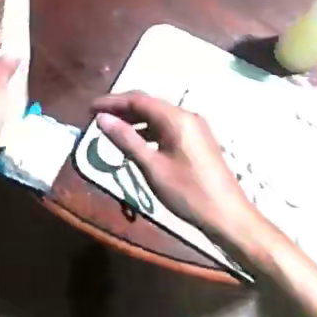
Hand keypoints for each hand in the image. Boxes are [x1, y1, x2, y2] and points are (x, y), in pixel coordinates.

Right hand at [91, 92, 276, 255]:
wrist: (227, 215)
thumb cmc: (187, 192)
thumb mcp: (152, 167)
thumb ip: (126, 140)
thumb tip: (102, 118)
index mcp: (176, 119)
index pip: (138, 100)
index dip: (112, 102)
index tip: (90, 109)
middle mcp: (187, 116)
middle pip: (149, 104)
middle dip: (122, 108)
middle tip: (97, 117)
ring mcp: (195, 128)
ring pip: (159, 116)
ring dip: (135, 120)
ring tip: (112, 130)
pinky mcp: (199, 140)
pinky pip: (168, 127)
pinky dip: (149, 130)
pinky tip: (137, 143)